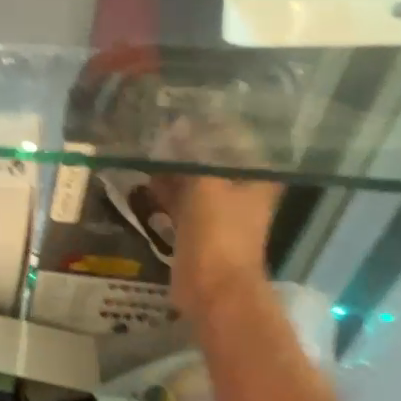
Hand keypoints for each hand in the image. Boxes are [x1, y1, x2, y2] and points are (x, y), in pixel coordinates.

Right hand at [140, 113, 283, 316]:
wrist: (213, 290)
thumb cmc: (217, 235)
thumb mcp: (204, 185)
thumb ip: (190, 157)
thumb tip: (174, 130)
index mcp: (256, 174)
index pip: (233, 134)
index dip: (207, 121)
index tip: (179, 110)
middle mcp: (243, 188)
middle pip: (213, 157)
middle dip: (186, 145)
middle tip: (158, 128)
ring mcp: (221, 211)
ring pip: (194, 180)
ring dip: (173, 169)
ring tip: (147, 151)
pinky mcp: (200, 230)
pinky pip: (181, 203)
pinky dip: (166, 193)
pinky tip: (145, 181)